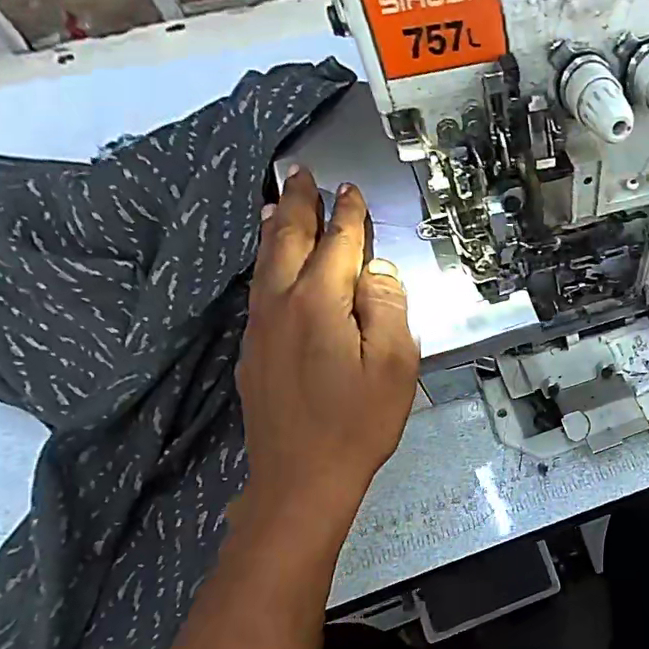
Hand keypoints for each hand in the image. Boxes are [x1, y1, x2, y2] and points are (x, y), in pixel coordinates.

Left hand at [236, 166, 420, 526]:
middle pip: (289, 241)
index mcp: (321, 303)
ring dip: (275, 227)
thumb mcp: (395, 365)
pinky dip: (266, 261)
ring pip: (264, 261)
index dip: (348, 217)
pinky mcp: (253, 351)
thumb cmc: (359, 423)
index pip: (337, 246)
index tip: (351, 191)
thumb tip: (378, 272)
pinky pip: (259, 288)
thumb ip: (388, 309)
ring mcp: (260, 328)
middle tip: (301, 174)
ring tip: (278, 203)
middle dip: (299, 205)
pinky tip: (270, 264)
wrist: (303, 474)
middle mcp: (282, 305)